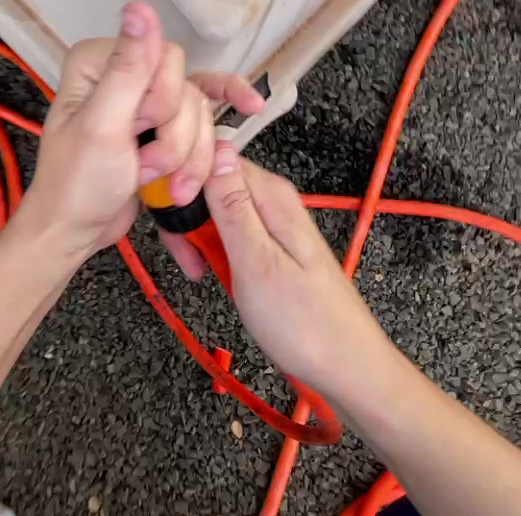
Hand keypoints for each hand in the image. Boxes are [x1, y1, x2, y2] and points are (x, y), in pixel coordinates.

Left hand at [15, 3, 262, 263]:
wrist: (75, 231)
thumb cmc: (77, 183)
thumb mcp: (102, 125)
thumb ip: (127, 68)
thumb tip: (139, 7)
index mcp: (99, 59)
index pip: (164, 57)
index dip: (161, 102)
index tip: (135, 132)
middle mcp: (123, 70)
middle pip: (184, 86)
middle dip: (174, 137)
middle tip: (142, 165)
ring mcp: (144, 98)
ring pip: (199, 110)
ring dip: (185, 156)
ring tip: (153, 180)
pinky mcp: (161, 124)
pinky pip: (204, 112)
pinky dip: (223, 116)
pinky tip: (251, 105)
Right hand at [201, 142, 384, 394]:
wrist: (348, 371)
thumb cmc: (304, 324)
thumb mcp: (256, 262)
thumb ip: (230, 205)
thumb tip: (214, 149)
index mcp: (270, 195)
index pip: (211, 158)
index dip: (183, 182)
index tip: (172, 217)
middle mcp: (271, 200)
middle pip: (209, 183)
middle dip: (186, 214)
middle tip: (186, 256)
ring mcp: (270, 223)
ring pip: (213, 210)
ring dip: (196, 237)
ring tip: (197, 270)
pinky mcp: (267, 245)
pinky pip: (227, 233)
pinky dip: (212, 251)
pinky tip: (211, 274)